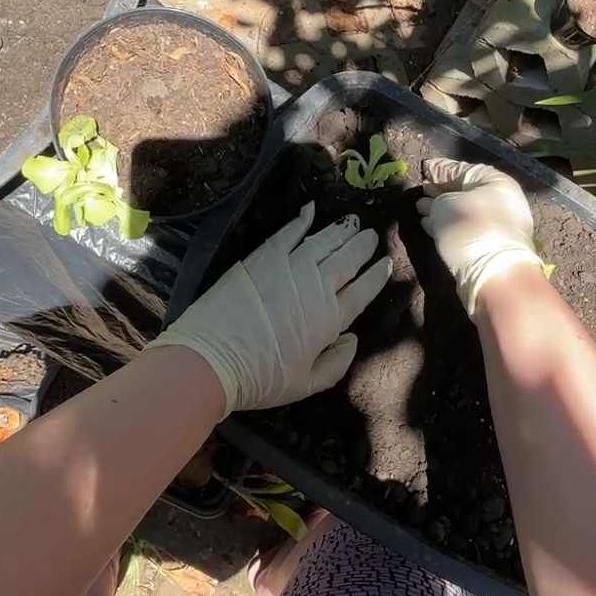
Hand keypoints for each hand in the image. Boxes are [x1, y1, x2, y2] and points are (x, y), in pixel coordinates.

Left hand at [150, 202, 390, 415]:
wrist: (211, 358)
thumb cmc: (260, 378)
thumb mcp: (305, 385)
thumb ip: (335, 364)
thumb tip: (352, 341)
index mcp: (330, 319)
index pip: (363, 290)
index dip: (376, 275)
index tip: (385, 263)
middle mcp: (316, 286)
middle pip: (347, 260)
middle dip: (362, 245)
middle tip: (371, 235)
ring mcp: (289, 267)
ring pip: (323, 242)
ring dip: (340, 231)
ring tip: (352, 222)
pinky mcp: (262, 257)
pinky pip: (288, 232)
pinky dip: (302, 219)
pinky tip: (311, 210)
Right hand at [416, 158, 543, 318]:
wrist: (494, 272)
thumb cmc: (470, 228)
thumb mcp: (444, 206)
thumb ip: (434, 200)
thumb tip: (427, 202)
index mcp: (494, 181)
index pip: (460, 169)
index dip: (440, 168)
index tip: (424, 168)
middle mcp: (499, 199)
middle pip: (463, 190)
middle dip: (441, 190)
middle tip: (421, 190)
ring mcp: (497, 224)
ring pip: (463, 211)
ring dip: (442, 210)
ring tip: (421, 209)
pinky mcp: (490, 245)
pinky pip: (465, 228)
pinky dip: (448, 225)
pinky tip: (430, 226)